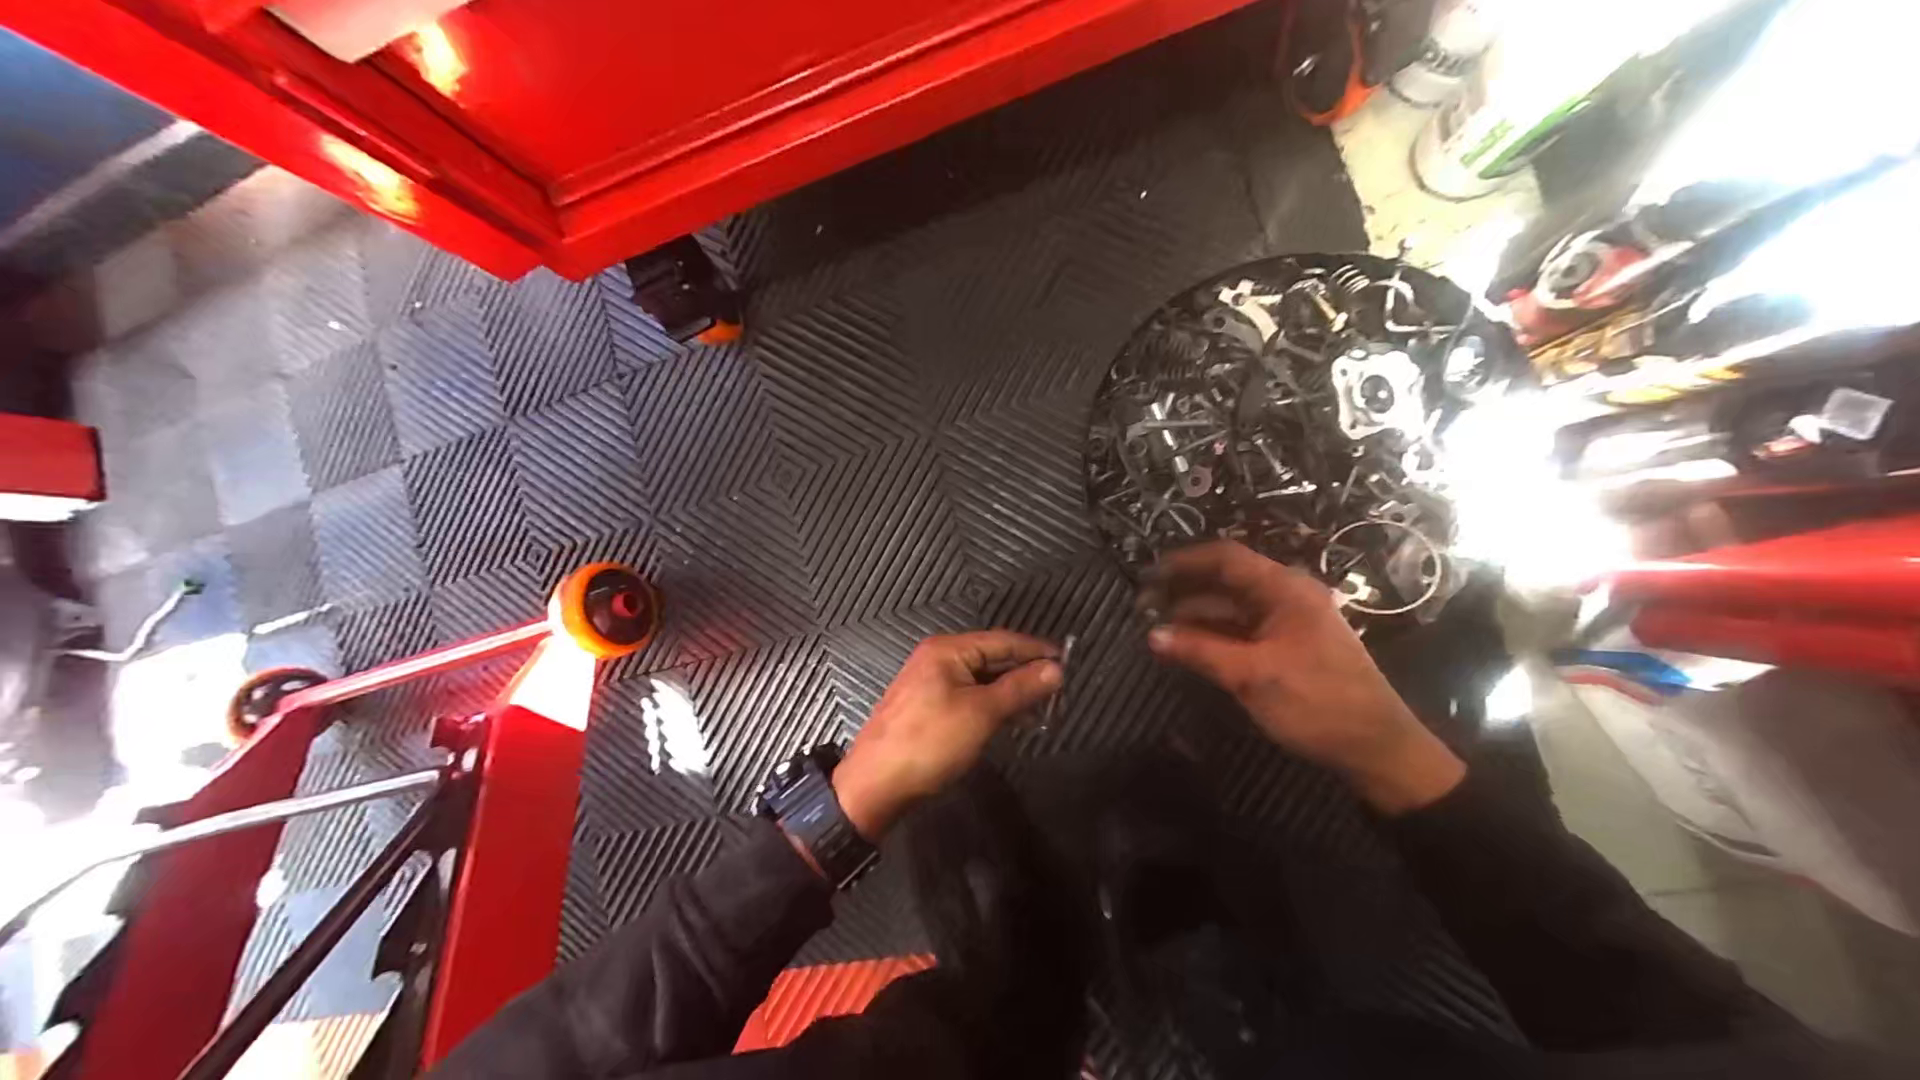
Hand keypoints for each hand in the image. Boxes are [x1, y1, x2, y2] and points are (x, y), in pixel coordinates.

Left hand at [834, 632, 1062, 840]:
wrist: (875, 785)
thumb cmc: (930, 742)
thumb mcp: (981, 713)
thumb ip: (1020, 688)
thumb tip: (1056, 669)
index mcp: (947, 650)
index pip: (1002, 640)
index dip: (1036, 650)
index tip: (1068, 661)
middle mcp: (937, 659)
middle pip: (991, 657)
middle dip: (1025, 672)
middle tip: (1059, 689)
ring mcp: (930, 683)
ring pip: (981, 679)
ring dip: (1010, 691)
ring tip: (1042, 707)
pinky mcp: (927, 707)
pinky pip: (968, 696)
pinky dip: (992, 704)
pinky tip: (1011, 719)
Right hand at [1142, 541, 1463, 813]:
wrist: (1376, 749)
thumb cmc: (1317, 702)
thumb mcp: (1252, 675)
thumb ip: (1199, 651)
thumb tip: (1152, 635)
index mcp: (1285, 589)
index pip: (1227, 558)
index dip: (1185, 561)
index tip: (1149, 573)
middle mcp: (1286, 597)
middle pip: (1225, 581)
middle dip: (1183, 590)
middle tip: (1143, 605)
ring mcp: (1287, 623)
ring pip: (1231, 608)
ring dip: (1194, 615)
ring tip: (1156, 627)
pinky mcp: (1285, 647)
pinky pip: (1241, 631)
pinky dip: (1212, 636)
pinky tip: (1185, 646)